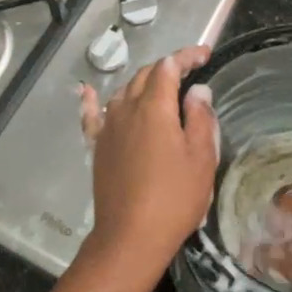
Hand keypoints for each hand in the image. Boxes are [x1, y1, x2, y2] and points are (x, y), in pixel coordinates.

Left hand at [77, 46, 217, 276]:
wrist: (130, 237)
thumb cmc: (174, 198)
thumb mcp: (201, 158)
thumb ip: (200, 118)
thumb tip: (197, 90)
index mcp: (154, 107)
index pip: (168, 67)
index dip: (186, 56)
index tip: (204, 54)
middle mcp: (126, 108)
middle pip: (145, 75)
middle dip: (167, 68)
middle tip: (190, 71)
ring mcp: (107, 127)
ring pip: (123, 92)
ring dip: (142, 83)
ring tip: (161, 87)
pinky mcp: (97, 146)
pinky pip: (92, 115)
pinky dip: (92, 100)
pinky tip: (87, 91)